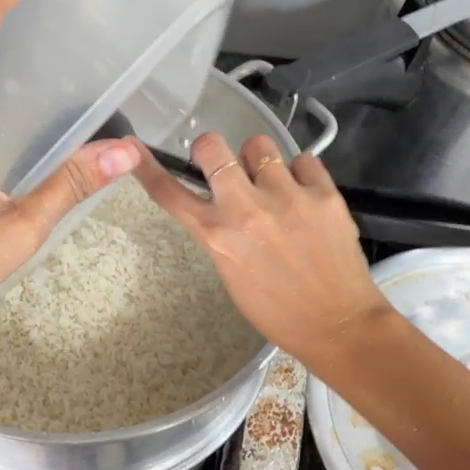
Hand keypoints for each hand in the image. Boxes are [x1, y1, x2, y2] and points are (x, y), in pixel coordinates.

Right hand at [130, 131, 390, 369]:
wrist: (335, 323)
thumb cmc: (274, 310)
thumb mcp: (230, 274)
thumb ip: (219, 234)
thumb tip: (218, 203)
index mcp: (217, 236)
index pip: (170, 193)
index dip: (148, 168)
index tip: (134, 150)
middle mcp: (247, 209)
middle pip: (213, 147)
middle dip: (211, 151)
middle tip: (221, 164)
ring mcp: (288, 197)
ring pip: (259, 146)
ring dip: (257, 160)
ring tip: (270, 183)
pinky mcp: (325, 194)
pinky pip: (303, 160)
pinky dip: (298, 172)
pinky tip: (301, 194)